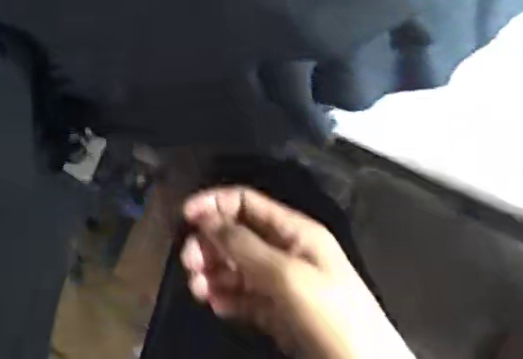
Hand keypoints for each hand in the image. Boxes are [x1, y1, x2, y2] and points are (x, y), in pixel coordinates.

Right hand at [180, 186, 412, 358]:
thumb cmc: (337, 322)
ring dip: (210, 272)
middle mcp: (287, 252)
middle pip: (233, 234)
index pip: (243, 201)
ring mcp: (283, 284)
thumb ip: (243, 244)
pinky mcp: (279, 314)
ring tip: (198, 289)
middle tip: (190, 263)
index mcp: (296, 234)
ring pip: (233, 265)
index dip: (212, 204)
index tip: (185, 218)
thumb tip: (204, 219)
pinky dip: (223, 296)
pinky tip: (215, 305)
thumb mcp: (289, 277)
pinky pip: (241, 294)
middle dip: (207, 245)